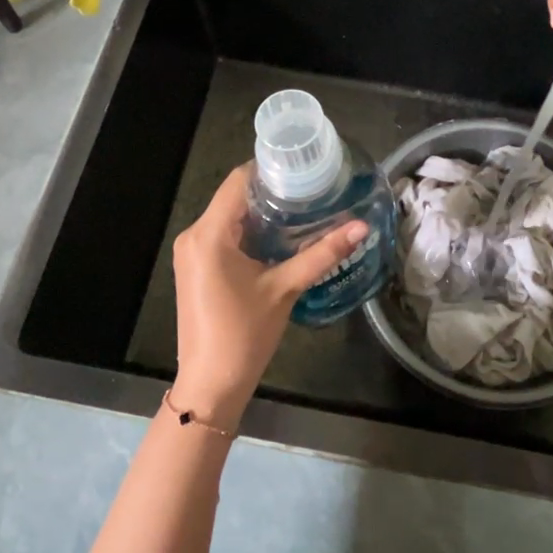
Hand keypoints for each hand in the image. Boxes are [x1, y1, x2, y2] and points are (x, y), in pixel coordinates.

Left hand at [170, 164, 368, 429]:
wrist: (210, 385)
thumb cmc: (244, 334)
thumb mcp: (285, 288)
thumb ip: (322, 253)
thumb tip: (361, 227)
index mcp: (209, 234)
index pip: (238, 181)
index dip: (270, 169)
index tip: (303, 167)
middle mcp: (194, 235)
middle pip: (234, 197)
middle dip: (271, 191)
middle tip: (311, 188)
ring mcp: (192, 252)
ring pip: (229, 216)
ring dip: (262, 212)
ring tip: (302, 207)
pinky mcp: (196, 267)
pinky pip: (223, 235)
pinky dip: (249, 231)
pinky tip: (280, 236)